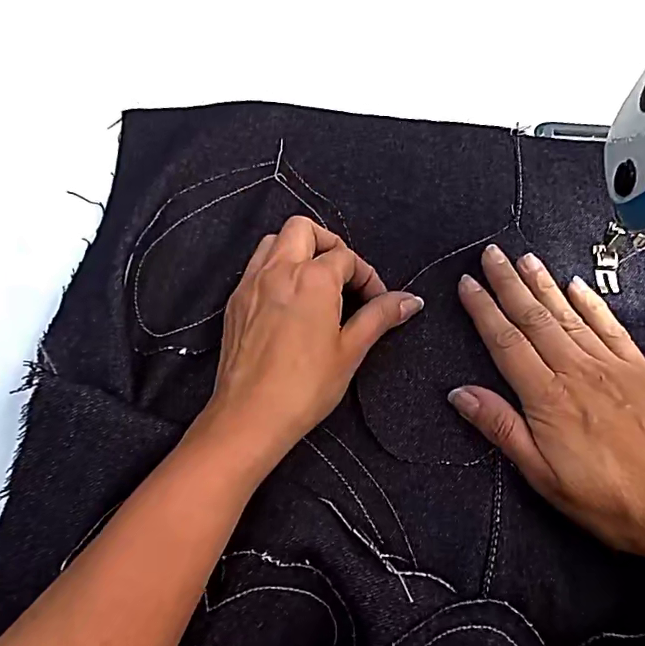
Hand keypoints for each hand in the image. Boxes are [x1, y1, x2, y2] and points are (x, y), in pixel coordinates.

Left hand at [190, 215, 422, 475]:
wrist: (250, 417)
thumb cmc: (303, 387)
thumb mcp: (352, 350)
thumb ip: (380, 316)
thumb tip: (409, 300)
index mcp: (312, 279)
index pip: (346, 257)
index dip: (367, 276)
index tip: (376, 301)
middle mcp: (278, 272)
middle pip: (304, 228)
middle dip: (330, 244)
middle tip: (345, 275)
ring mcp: (251, 285)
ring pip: (274, 241)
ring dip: (299, 250)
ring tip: (317, 283)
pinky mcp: (235, 303)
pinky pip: (255, 267)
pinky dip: (276, 269)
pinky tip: (290, 301)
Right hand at [447, 244, 644, 567]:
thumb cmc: (615, 501)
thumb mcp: (543, 477)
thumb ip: (501, 429)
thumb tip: (462, 395)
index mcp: (549, 398)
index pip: (506, 341)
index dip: (483, 309)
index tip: (468, 284)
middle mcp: (578, 372)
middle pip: (534, 317)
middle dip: (508, 282)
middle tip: (491, 254)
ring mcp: (612, 366)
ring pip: (568, 314)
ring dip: (543, 283)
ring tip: (525, 259)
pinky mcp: (641, 370)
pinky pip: (610, 326)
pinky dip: (591, 302)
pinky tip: (577, 286)